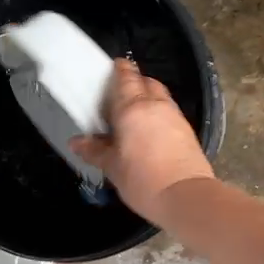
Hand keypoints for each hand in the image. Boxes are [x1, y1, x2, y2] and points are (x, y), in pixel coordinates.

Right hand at [70, 59, 214, 222]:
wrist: (186, 197)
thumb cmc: (142, 179)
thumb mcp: (112, 167)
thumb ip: (94, 150)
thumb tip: (76, 142)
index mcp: (132, 108)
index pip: (126, 78)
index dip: (120, 69)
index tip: (114, 66)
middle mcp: (156, 106)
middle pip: (147, 82)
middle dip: (135, 81)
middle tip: (120, 93)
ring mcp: (175, 117)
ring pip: (161, 96)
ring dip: (149, 97)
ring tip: (135, 112)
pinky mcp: (187, 132)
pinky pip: (170, 112)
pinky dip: (159, 113)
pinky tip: (151, 129)